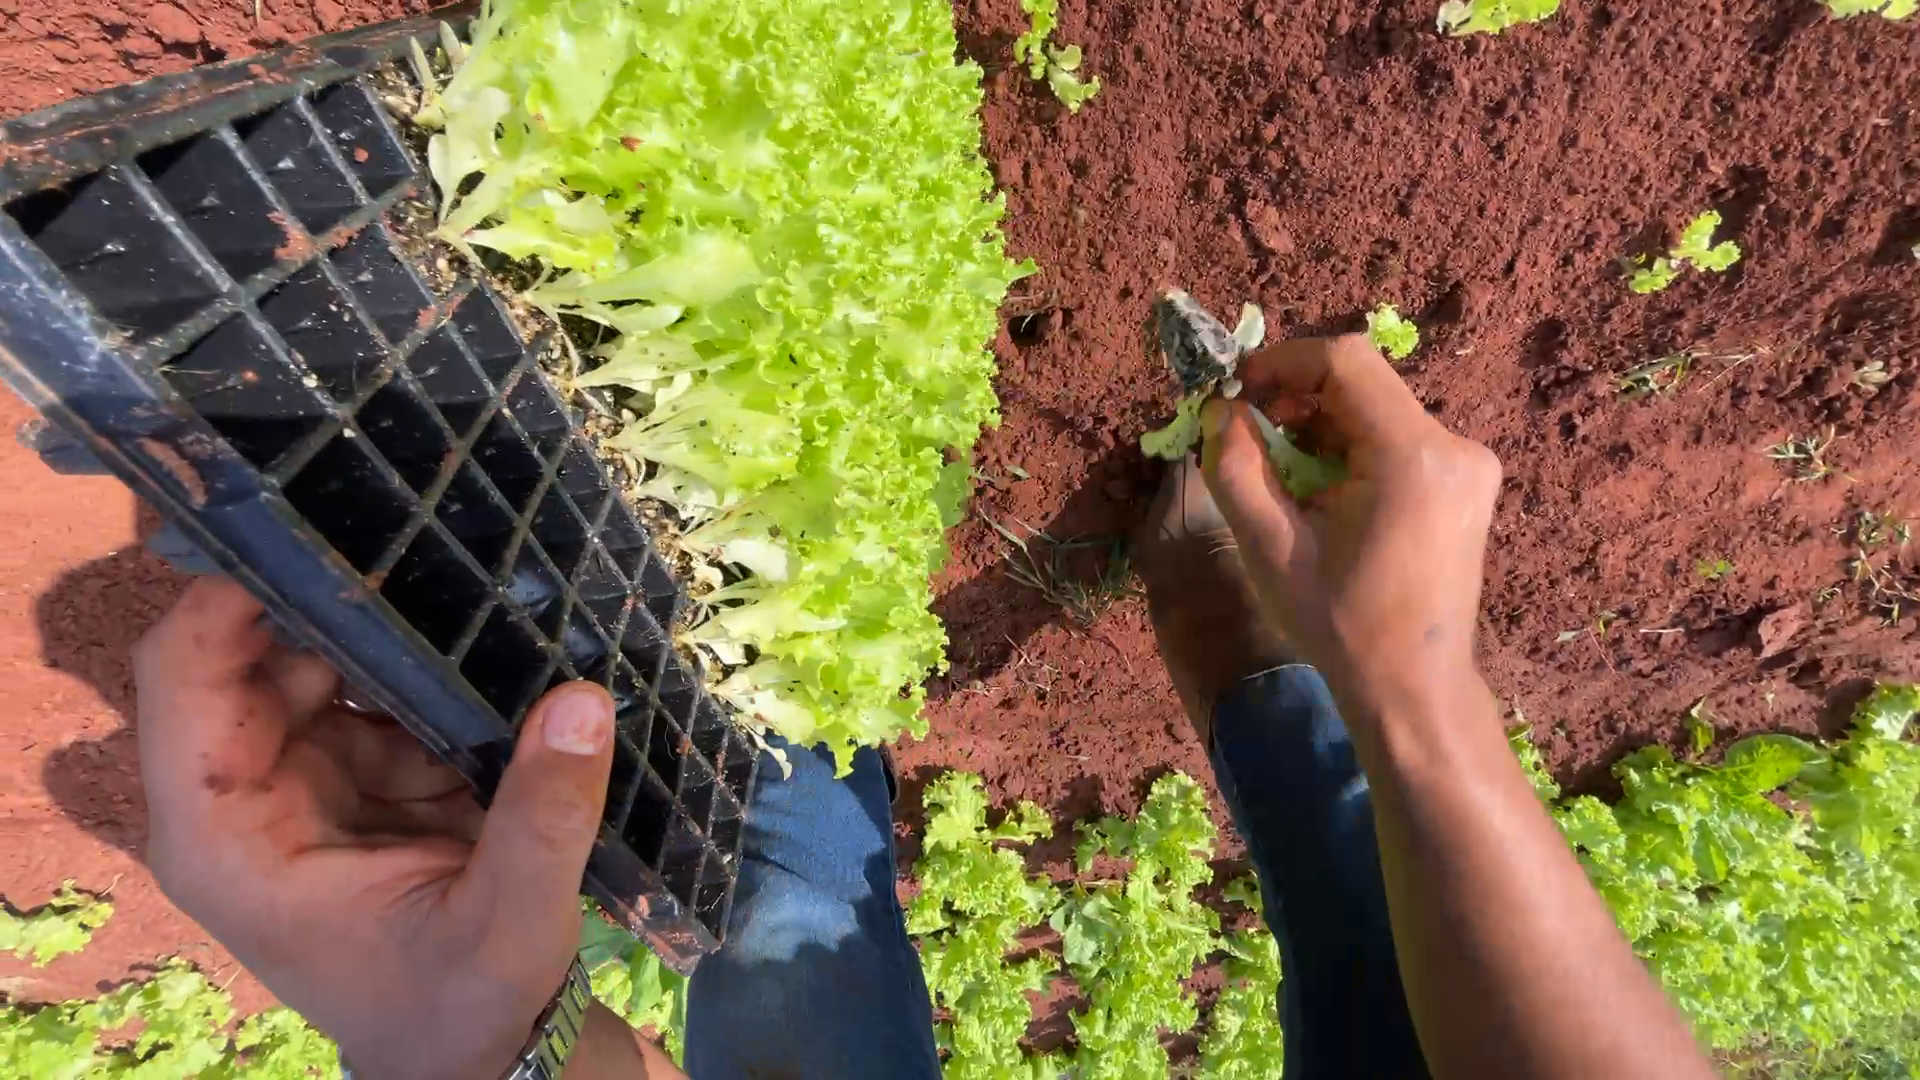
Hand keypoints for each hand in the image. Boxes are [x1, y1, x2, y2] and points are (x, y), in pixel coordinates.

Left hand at [133, 578, 617, 1079]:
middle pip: (267, 656)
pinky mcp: (391, 770)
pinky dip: (443, 656)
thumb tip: (584, 698)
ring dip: (395, 618)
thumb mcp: (509, 918)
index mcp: (237, 834)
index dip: (226, 605)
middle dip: (333, 594)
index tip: (309, 536)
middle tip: (419, 532)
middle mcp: (266, 791)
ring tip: (466, 562)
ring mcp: (332, 775)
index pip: (191, 689)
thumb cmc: (464, 998)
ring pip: (340, 663)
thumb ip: (545, 815)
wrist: (482, 1039)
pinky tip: (496, 624)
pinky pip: (404, 689)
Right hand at [1199, 333, 1502, 717]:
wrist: (1409, 684)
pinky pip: (1391, 437)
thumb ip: (1235, 468)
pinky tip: (1316, 487)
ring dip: (1314, 424)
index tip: (1233, 391)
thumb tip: (1220, 410)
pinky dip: (1342, 446)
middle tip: (1244, 435)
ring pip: (1373, 409)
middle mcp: (1453, 446)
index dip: (1280, 362)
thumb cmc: (1337, 622)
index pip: (1345, 361)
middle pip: (1360, 382)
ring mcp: (1466, 464)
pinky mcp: (1462, 482)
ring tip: (1276, 471)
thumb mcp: (1268, 546)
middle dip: (1292, 396)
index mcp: (1412, 456)